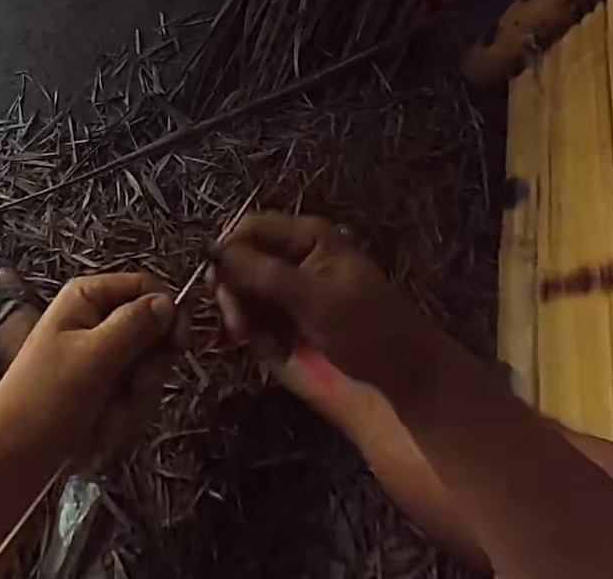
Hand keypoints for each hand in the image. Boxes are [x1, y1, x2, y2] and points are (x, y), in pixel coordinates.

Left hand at [0, 272, 180, 461]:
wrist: (11, 460)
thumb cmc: (47, 398)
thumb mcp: (94, 356)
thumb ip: (136, 325)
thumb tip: (170, 301)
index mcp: (88, 297)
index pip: (146, 287)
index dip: (167, 313)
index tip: (179, 345)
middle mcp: (96, 320)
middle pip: (152, 331)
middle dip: (147, 368)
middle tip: (133, 388)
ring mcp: (100, 356)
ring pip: (147, 369)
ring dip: (134, 399)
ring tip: (108, 418)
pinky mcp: (101, 388)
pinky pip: (134, 395)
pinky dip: (124, 416)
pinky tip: (102, 430)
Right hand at [209, 212, 440, 400]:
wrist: (397, 385)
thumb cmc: (366, 329)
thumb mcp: (316, 297)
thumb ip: (264, 274)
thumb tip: (215, 252)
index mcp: (305, 238)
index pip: (251, 227)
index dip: (230, 247)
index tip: (218, 277)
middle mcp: (288, 259)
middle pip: (237, 256)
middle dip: (229, 283)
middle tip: (236, 316)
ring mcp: (280, 292)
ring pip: (236, 287)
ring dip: (233, 308)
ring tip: (244, 333)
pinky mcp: (276, 324)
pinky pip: (245, 315)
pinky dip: (241, 326)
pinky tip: (250, 340)